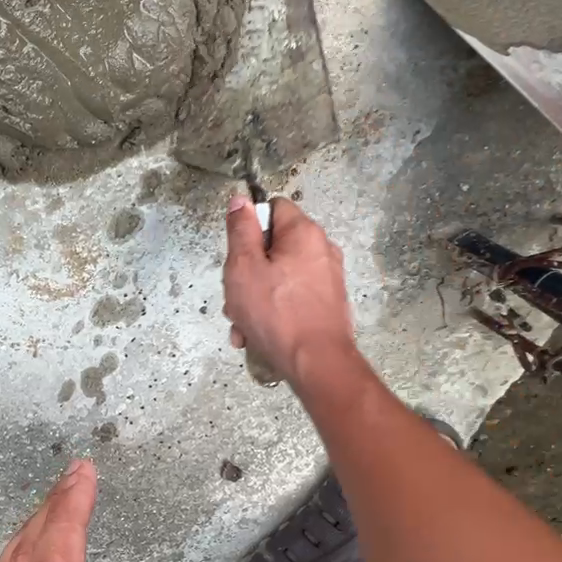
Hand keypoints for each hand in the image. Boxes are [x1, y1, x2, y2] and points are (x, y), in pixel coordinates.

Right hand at [222, 194, 356, 385]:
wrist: (315, 360)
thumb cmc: (274, 312)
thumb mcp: (242, 267)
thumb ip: (240, 231)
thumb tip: (240, 201)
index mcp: (303, 234)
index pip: (272, 207)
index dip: (249, 226)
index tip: (237, 253)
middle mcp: (321, 249)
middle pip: (273, 244)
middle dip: (247, 268)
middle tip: (235, 291)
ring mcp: (327, 277)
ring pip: (277, 273)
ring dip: (253, 293)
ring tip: (242, 319)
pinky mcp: (326, 301)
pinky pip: (289, 294)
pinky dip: (271, 307)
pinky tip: (256, 330)